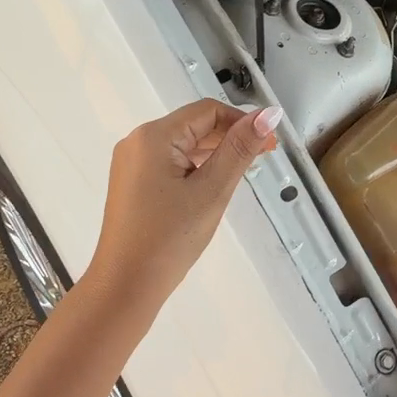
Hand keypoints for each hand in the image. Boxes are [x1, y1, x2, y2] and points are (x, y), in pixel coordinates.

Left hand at [87, 99, 281, 301]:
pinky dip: (196, 167)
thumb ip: (239, 149)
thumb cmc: (170, 238)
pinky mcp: (132, 183)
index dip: (242, 122)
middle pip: (194, 125)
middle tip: (264, 158)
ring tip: (244, 172)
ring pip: (183, 145)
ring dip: (215, 153)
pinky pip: (170, 162)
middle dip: (231, 137)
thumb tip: (268, 114)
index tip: (270, 145)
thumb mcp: (212, 190)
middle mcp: (137, 141)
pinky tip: (214, 184)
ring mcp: (131, 163)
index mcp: (154, 136)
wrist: (125, 285)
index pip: (208, 111)